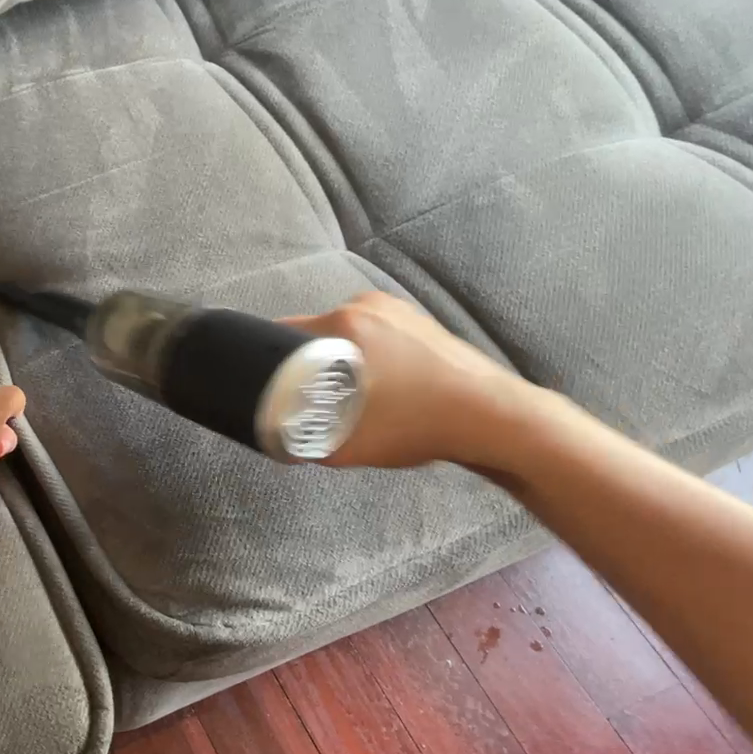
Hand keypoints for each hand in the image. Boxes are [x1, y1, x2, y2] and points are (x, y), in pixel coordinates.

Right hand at [281, 290, 546, 469]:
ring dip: (334, 360)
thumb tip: (278, 441)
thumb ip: (301, 443)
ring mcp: (397, 310)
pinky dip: (362, 357)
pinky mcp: (418, 322)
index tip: (259, 383)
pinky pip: (371, 336)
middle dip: (301, 363)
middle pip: (311, 334)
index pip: (279, 334)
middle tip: (299, 396)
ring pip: (342, 335)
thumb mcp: (344, 447)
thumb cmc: (417, 426)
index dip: (262, 360)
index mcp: (343, 324)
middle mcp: (366, 306)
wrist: (493, 418)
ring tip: (336, 394)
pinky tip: (372, 387)